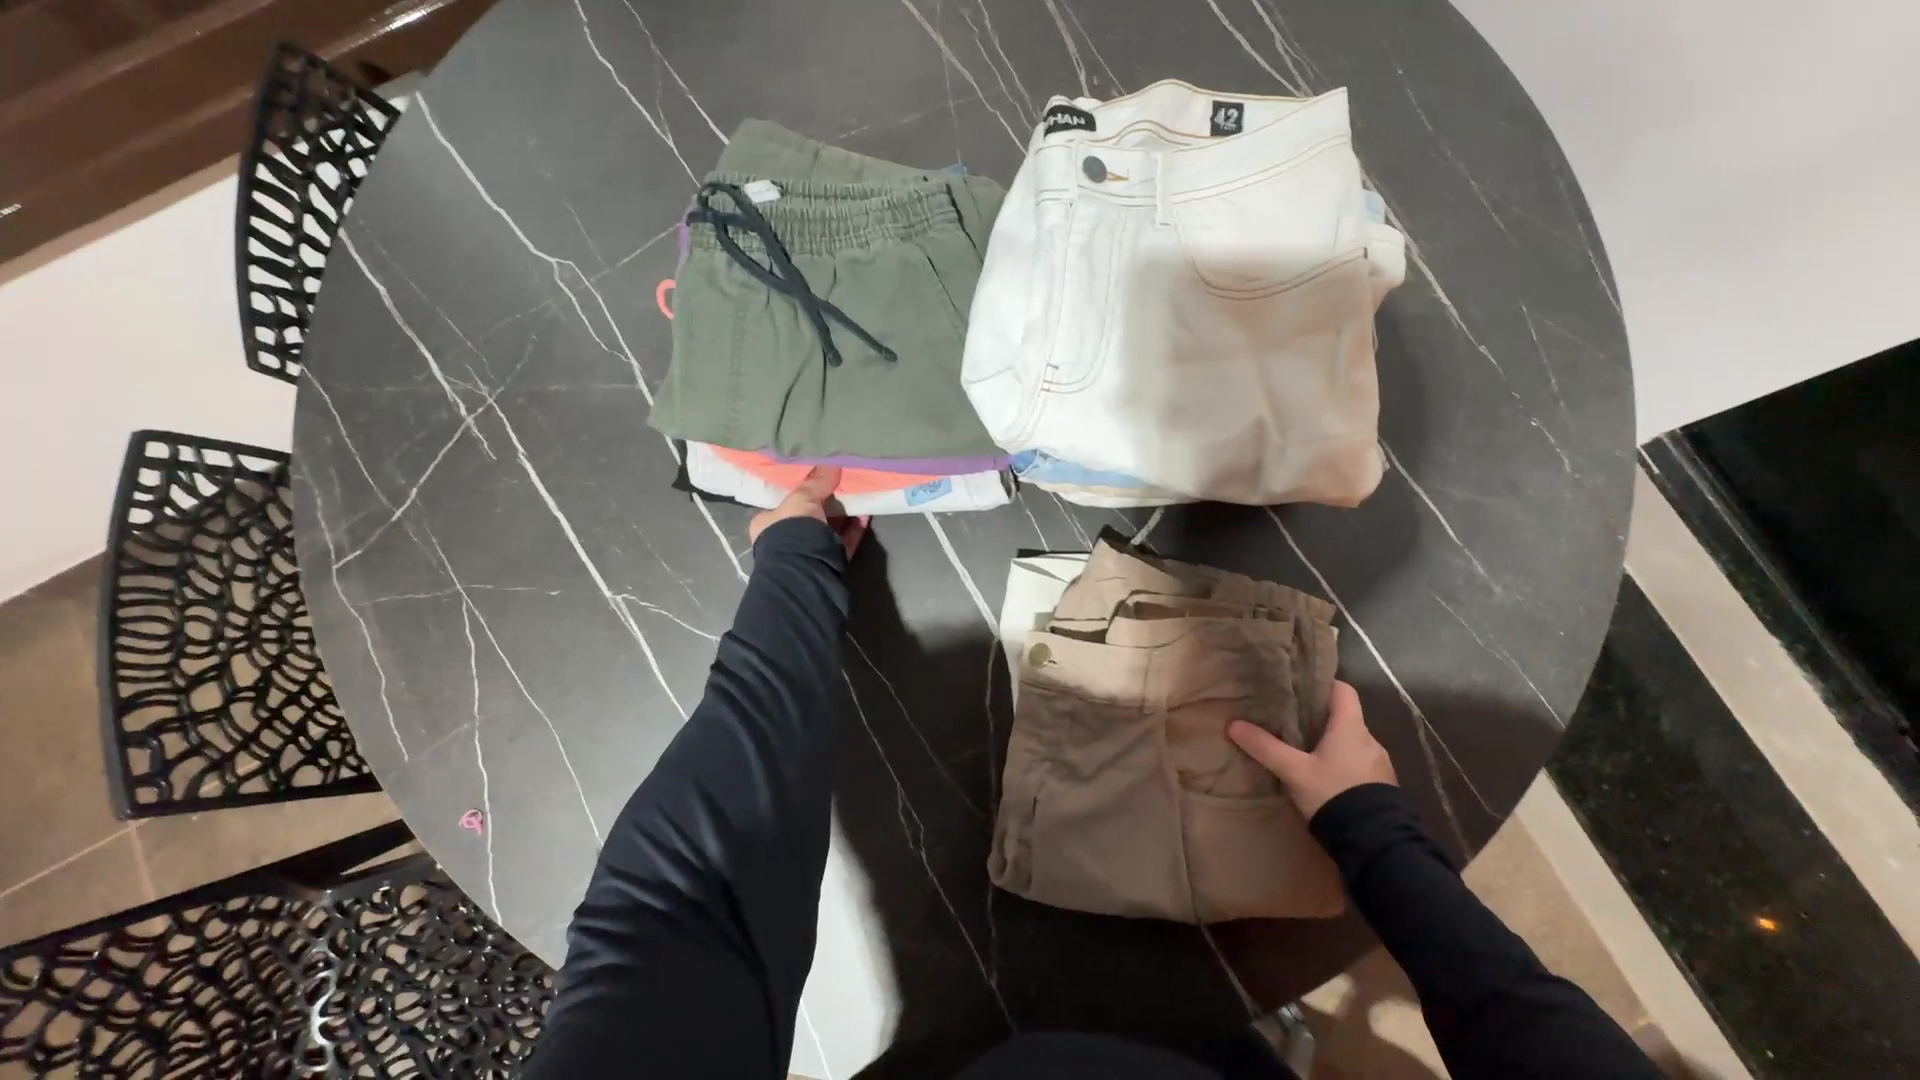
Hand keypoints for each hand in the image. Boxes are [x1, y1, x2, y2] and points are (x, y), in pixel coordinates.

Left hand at [748, 466, 868, 559]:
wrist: (806, 569)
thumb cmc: (792, 530)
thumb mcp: (802, 498)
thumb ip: (816, 482)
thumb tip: (832, 465)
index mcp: (767, 524)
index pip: (783, 504)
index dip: (800, 492)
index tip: (818, 480)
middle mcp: (784, 541)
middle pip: (808, 517)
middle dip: (826, 504)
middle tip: (842, 486)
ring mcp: (807, 554)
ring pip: (827, 532)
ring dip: (842, 516)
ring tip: (858, 498)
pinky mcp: (829, 565)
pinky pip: (843, 544)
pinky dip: (854, 531)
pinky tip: (865, 517)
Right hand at [1228, 681, 1395, 818]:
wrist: (1375, 841)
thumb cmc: (1333, 793)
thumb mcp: (1293, 771)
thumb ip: (1265, 747)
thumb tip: (1233, 725)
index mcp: (1351, 728)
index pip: (1343, 690)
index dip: (1322, 685)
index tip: (1299, 689)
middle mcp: (1369, 740)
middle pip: (1344, 717)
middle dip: (1319, 718)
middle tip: (1290, 722)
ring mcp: (1379, 764)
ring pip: (1351, 742)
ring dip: (1331, 744)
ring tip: (1304, 752)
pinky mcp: (1381, 786)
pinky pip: (1358, 764)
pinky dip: (1342, 764)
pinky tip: (1323, 778)